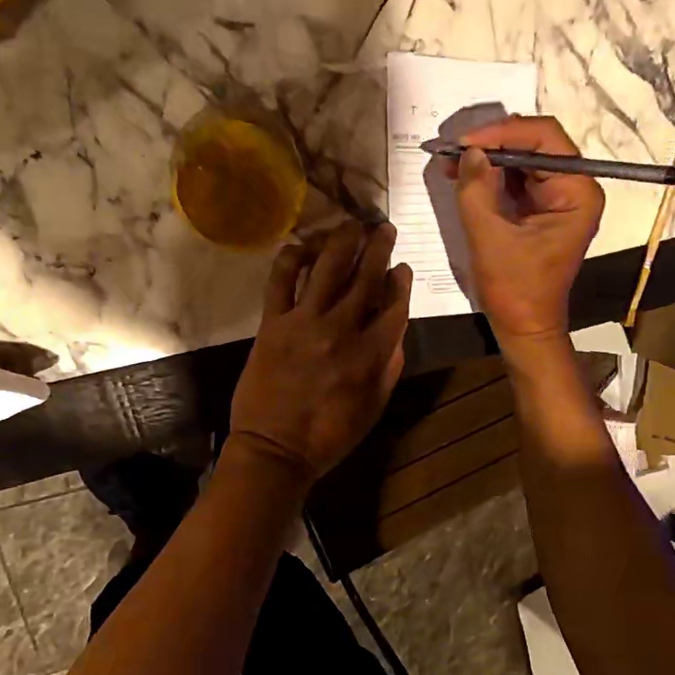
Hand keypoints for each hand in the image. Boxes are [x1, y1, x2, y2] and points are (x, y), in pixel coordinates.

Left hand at [230, 220, 412, 478]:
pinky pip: (281, 280)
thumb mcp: (375, 406)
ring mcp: (303, 322)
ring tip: (351, 225)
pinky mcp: (272, 323)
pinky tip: (301, 245)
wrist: (275, 449)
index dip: (401, 281)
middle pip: (365, 277)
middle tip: (383, 228)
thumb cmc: (331, 434)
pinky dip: (291, 258)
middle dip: (378, 248)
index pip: (394, 304)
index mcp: (370, 353)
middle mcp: (341, 329)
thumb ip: (390, 365)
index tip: (402, 267)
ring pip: (327, 268)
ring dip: (342, 241)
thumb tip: (396, 329)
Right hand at [447, 115, 603, 344]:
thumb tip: (467, 151)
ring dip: (487, 159)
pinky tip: (463, 175)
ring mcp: (558, 198)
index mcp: (577, 192)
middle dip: (492, 145)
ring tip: (451, 162)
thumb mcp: (489, 238)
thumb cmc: (515, 290)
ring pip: (522, 160)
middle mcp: (575, 187)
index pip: (545, 139)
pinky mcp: (541, 209)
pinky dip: (490, 176)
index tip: (465, 142)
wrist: (525, 328)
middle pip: (534, 145)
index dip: (504, 133)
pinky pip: (516, 180)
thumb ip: (476, 190)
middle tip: (453, 150)